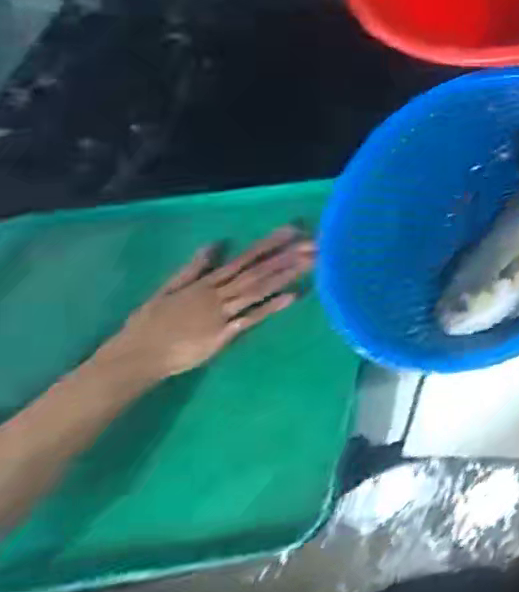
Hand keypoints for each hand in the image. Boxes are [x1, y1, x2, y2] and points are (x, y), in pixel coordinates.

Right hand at [95, 226, 313, 384]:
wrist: (130, 360)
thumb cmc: (148, 326)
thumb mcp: (165, 292)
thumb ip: (192, 269)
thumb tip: (214, 244)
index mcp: (203, 285)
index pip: (243, 260)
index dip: (269, 244)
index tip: (294, 230)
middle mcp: (215, 296)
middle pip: (256, 272)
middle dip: (286, 256)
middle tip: (316, 243)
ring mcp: (220, 315)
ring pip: (257, 290)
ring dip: (285, 276)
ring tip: (312, 262)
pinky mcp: (222, 334)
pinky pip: (250, 319)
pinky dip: (270, 308)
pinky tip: (293, 296)